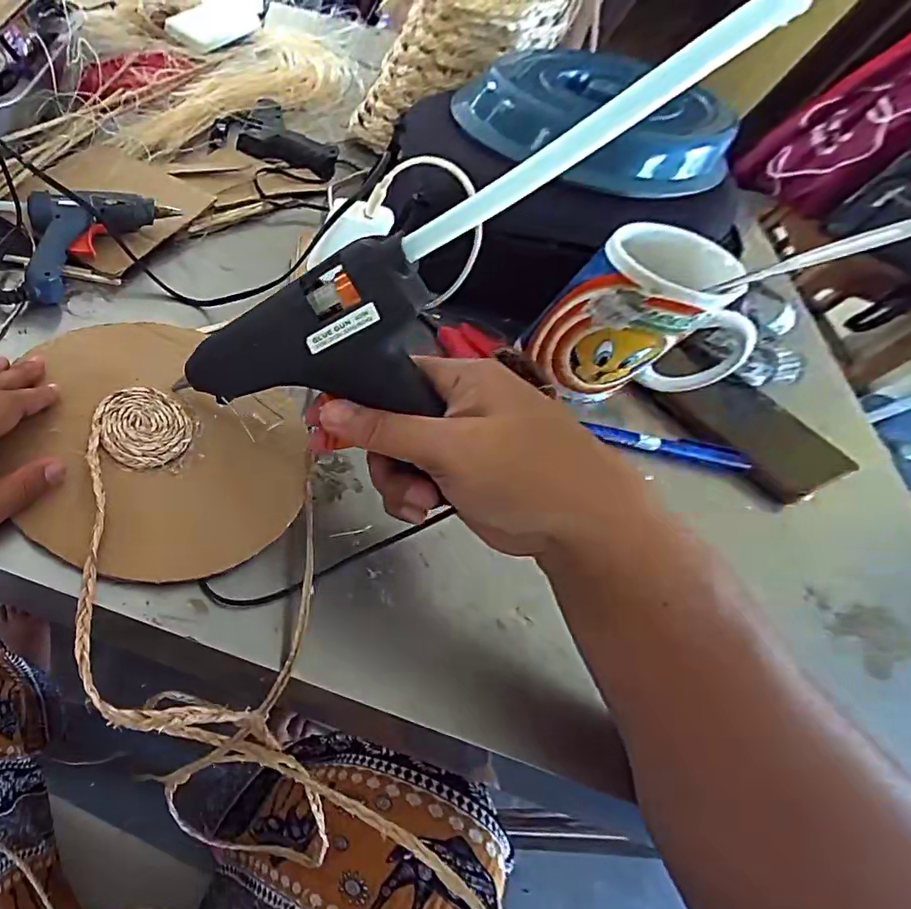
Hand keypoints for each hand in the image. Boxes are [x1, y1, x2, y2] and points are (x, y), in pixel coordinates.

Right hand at [309, 355, 668, 559]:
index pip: (391, 376)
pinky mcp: (457, 472)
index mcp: (461, 380)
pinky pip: (412, 478)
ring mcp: (457, 441)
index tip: (326, 426)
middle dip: (384, 458)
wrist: (584, 529)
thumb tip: (329, 410)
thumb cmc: (527, 475)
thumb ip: (384, 428)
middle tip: (398, 479)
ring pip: (396, 456)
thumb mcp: (448, 448)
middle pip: (386, 424)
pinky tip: (427, 509)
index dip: (355, 399)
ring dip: (398, 483)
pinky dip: (412, 496)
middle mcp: (456, 405)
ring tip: (421, 503)